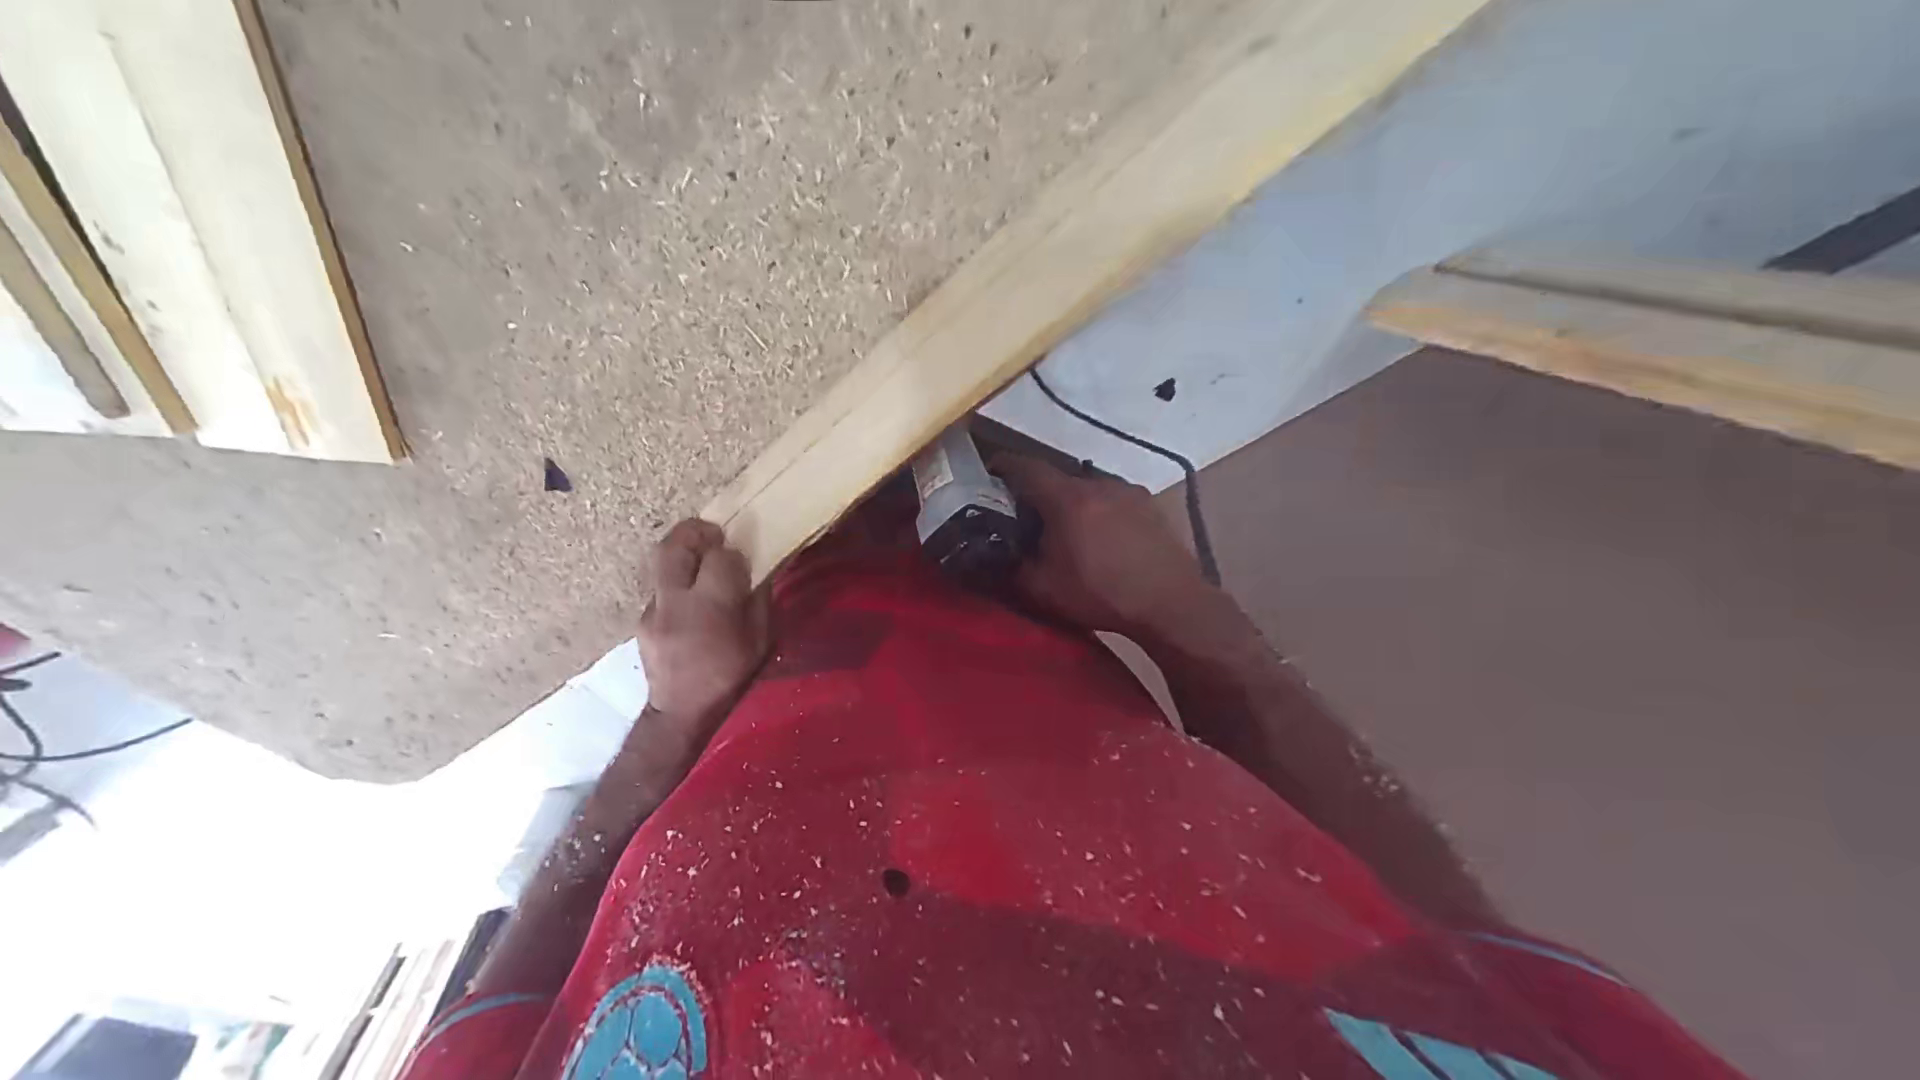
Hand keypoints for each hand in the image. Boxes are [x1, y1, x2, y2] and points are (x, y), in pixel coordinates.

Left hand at [636, 519, 769, 730]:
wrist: (684, 715)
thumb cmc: (732, 679)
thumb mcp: (760, 641)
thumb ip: (758, 600)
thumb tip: (756, 571)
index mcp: (710, 608)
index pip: (719, 558)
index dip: (731, 553)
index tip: (740, 560)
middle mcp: (675, 603)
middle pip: (673, 546)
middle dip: (693, 532)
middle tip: (712, 534)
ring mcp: (652, 612)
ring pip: (660, 564)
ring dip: (682, 555)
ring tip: (701, 562)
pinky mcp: (641, 622)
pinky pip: (660, 589)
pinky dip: (676, 584)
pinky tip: (691, 601)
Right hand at [993, 455, 1213, 635]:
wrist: (1170, 604)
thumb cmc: (1101, 594)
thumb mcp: (1043, 589)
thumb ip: (1012, 568)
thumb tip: (994, 556)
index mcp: (1067, 498)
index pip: (1026, 467)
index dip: (1004, 466)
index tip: (991, 472)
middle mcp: (1098, 483)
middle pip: (1058, 478)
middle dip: (1039, 492)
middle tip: (1028, 515)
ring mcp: (1129, 491)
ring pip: (1088, 488)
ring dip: (1073, 502)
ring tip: (1068, 528)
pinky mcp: (1150, 505)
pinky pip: (1113, 499)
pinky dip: (1099, 510)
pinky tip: (1102, 537)